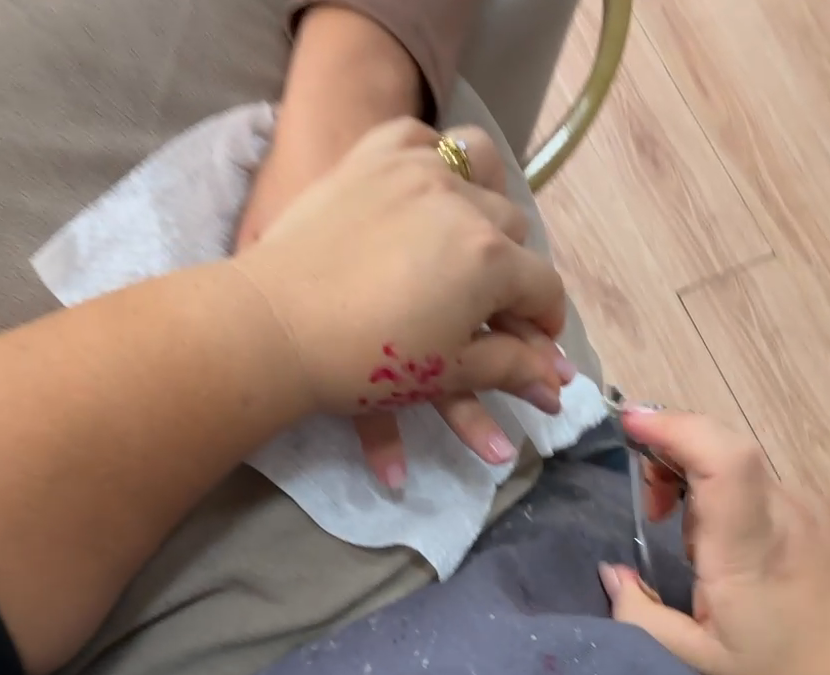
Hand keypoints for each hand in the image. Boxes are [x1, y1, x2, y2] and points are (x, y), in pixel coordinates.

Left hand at [232, 119, 572, 466]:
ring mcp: (418, 167)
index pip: (543, 288)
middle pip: (515, 231)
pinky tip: (423, 190)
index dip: (546, 321)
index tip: (537, 342)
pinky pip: (422, 137)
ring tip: (467, 233)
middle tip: (491, 302)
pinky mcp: (374, 153)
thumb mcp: (444, 373)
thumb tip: (556, 381)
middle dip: (512, 270)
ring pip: (480, 169)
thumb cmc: (364, 362)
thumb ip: (509, 368)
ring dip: (485, 201)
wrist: (273, 327)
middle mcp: (465, 202)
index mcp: (490, 261)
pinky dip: (431, 159)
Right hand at [597, 408, 829, 674]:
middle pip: (721, 445)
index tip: (631, 425)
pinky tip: (720, 540)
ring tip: (680, 533)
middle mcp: (782, 511)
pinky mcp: (818, 506)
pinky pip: (755, 480)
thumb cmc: (795, 672)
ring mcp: (807, 503)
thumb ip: (643, 619)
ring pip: (734, 462)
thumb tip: (611, 573)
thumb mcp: (704, 664)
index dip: (675, 429)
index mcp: (750, 549)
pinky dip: (720, 491)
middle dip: (669, 451)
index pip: (723, 460)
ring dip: (692, 477)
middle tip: (649, 507)